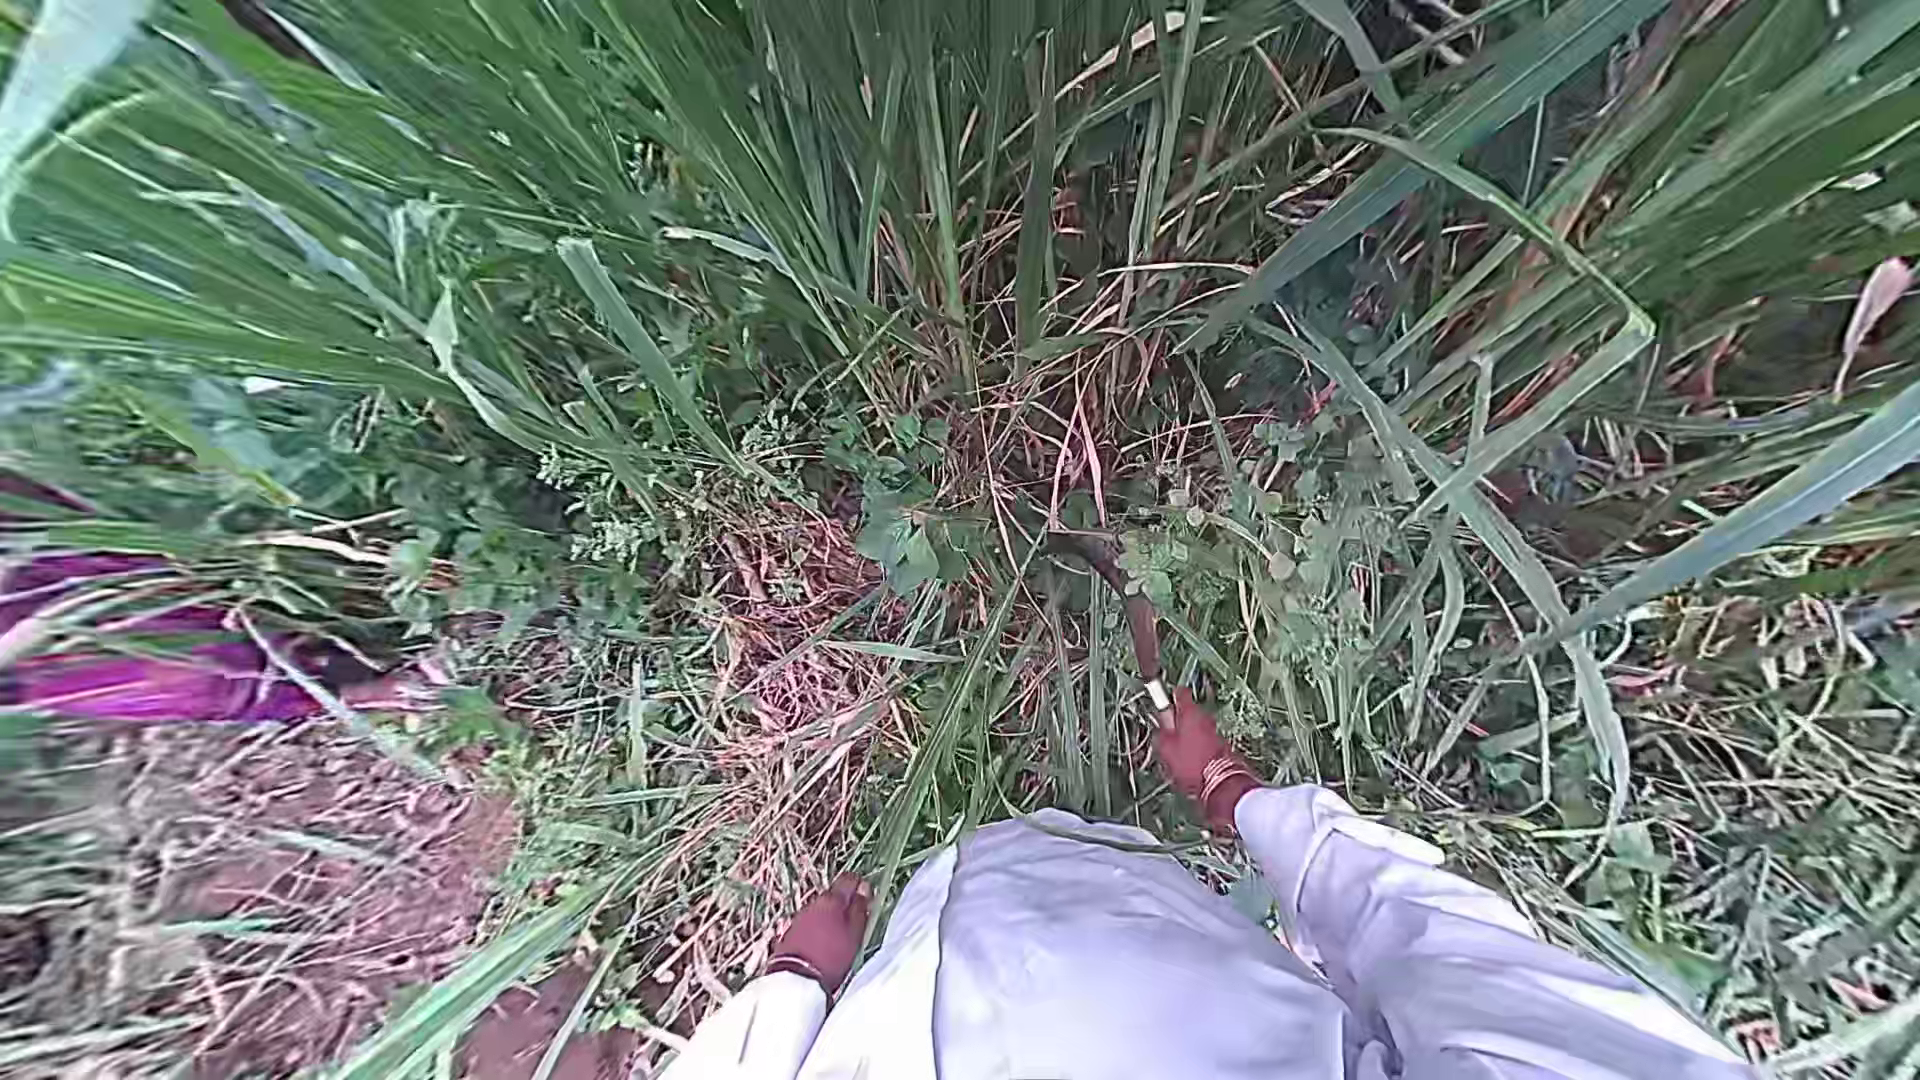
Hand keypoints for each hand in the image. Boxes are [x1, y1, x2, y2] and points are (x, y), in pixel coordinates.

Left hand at [765, 872, 870, 993]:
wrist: (794, 982)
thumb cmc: (831, 957)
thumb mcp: (854, 934)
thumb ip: (860, 909)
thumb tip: (864, 887)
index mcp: (832, 899)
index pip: (849, 879)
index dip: (859, 886)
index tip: (865, 900)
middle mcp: (815, 902)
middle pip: (834, 895)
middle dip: (844, 904)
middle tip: (853, 924)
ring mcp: (800, 916)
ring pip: (821, 910)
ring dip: (829, 918)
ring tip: (837, 938)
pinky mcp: (790, 932)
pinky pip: (809, 924)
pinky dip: (817, 929)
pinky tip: (821, 945)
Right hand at [1155, 687, 1260, 832]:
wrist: (1222, 787)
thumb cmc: (1193, 765)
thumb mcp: (1165, 747)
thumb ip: (1161, 731)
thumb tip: (1161, 726)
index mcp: (1190, 713)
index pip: (1179, 693)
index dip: (1168, 697)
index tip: (1162, 704)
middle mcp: (1206, 719)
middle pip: (1187, 713)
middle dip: (1176, 723)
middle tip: (1166, 736)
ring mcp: (1216, 733)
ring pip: (1195, 729)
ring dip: (1186, 738)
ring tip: (1177, 755)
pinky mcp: (1222, 748)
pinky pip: (1204, 743)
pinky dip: (1196, 750)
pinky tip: (1189, 764)